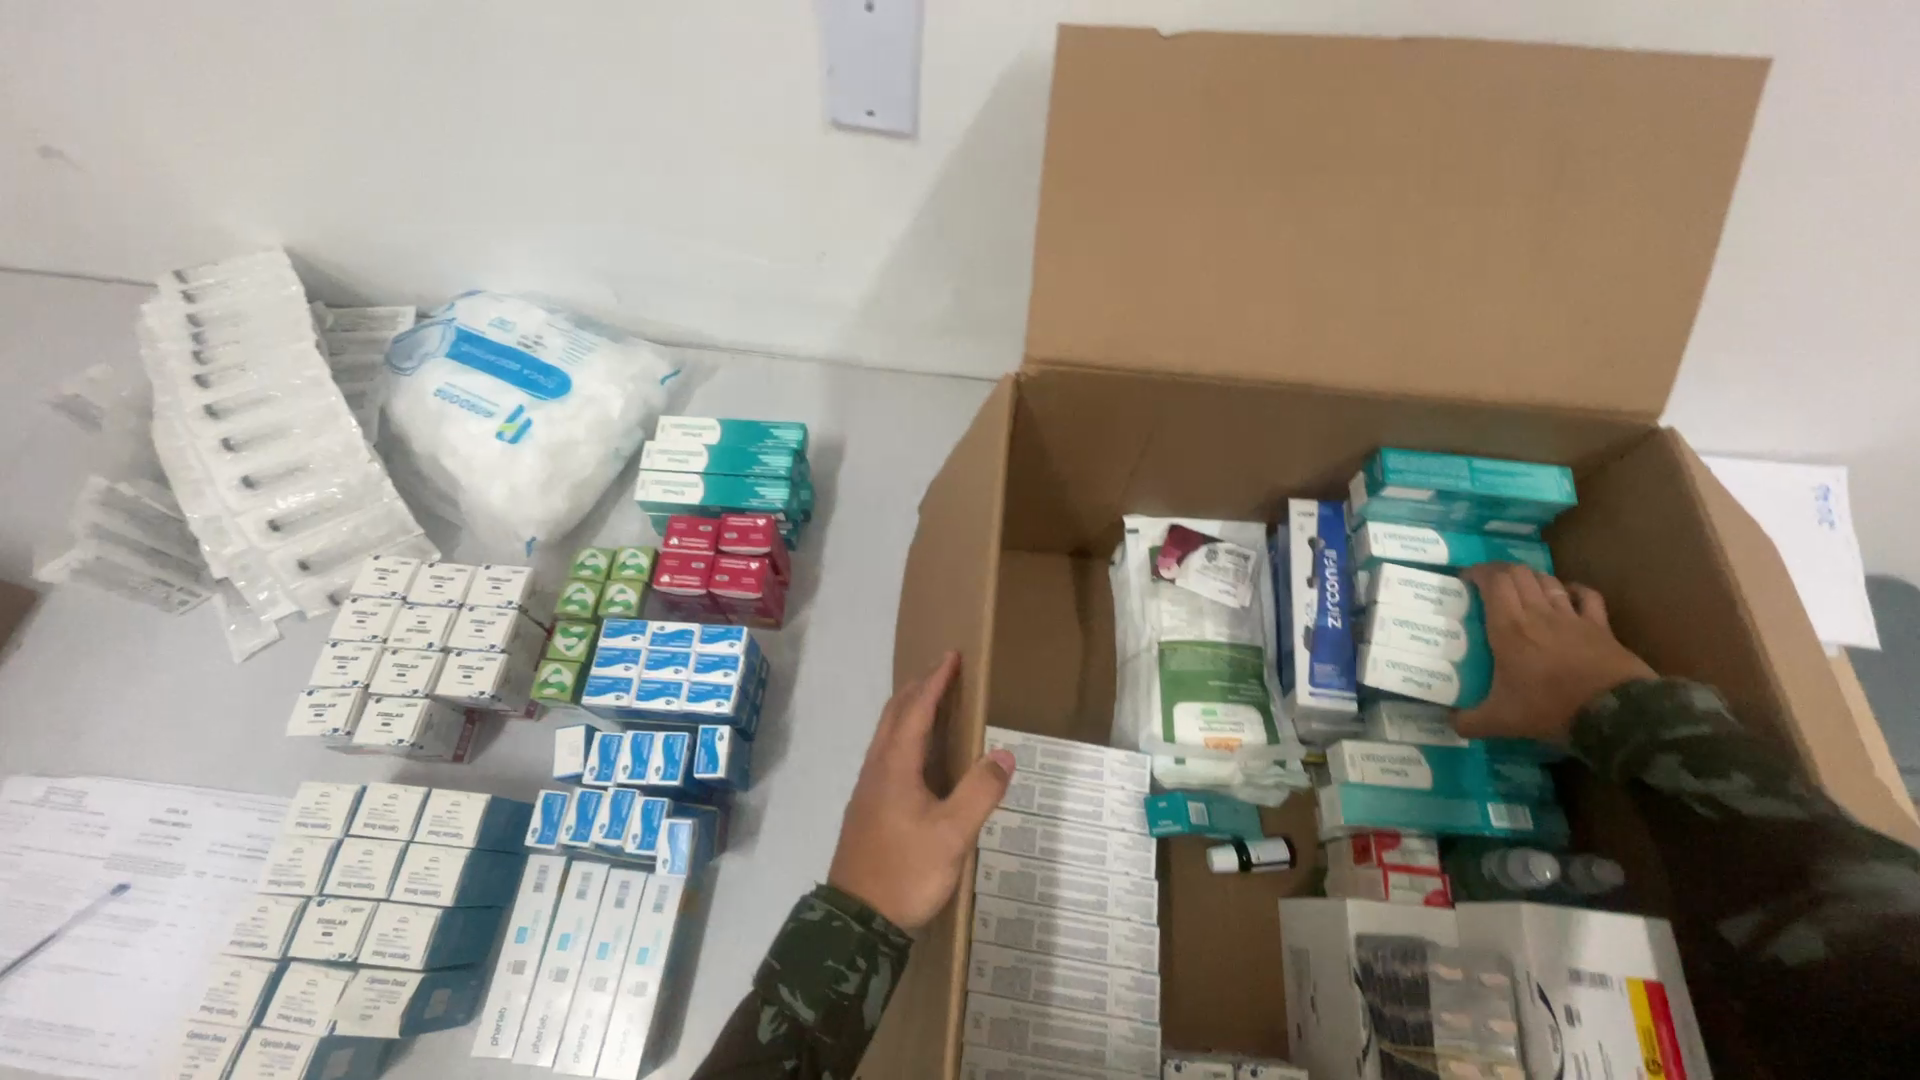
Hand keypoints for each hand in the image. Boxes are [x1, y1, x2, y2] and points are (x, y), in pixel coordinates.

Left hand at [827, 651, 1014, 930]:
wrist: (856, 920)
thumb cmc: (905, 871)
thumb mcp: (952, 835)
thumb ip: (979, 791)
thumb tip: (1005, 754)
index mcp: (895, 766)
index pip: (916, 710)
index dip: (935, 681)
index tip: (952, 656)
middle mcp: (877, 768)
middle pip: (895, 715)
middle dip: (919, 688)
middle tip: (945, 672)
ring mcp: (869, 788)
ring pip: (887, 734)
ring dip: (909, 710)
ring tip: (934, 703)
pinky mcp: (868, 807)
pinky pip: (887, 753)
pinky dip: (905, 735)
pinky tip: (921, 755)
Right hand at [1457, 563, 1655, 744]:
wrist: (1616, 714)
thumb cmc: (1550, 708)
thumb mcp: (1500, 721)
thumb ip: (1468, 721)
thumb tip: (1449, 723)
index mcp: (1509, 627)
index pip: (1493, 581)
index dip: (1477, 572)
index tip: (1464, 579)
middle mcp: (1538, 613)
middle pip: (1518, 573)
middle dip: (1499, 570)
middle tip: (1486, 582)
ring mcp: (1572, 617)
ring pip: (1548, 580)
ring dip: (1531, 577)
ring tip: (1520, 587)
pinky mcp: (1600, 626)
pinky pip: (1587, 596)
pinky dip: (1573, 589)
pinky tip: (1567, 593)